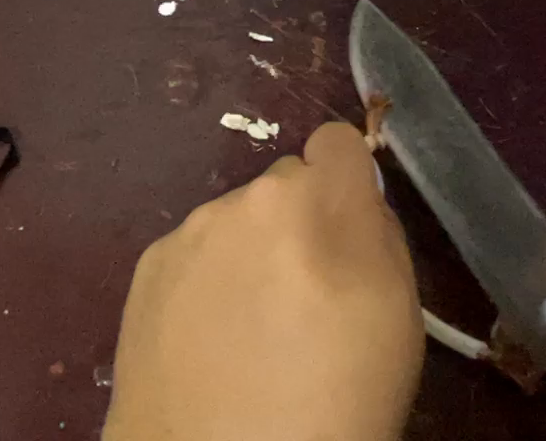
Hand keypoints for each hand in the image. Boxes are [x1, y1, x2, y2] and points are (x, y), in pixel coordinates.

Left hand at [103, 122, 422, 440]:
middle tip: (299, 294)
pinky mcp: (148, 265)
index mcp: (314, 202)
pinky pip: (194, 251)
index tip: (344, 222)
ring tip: (248, 330)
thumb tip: (355, 201)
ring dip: (248, 251)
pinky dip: (205, 281)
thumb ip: (379, 235)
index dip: (344, 177)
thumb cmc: (334, 404)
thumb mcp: (397, 319)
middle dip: (297, 221)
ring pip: (237, 219)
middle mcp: (248, 198)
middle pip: (284, 185)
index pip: (335, 142)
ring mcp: (191, 230)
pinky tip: (206, 342)